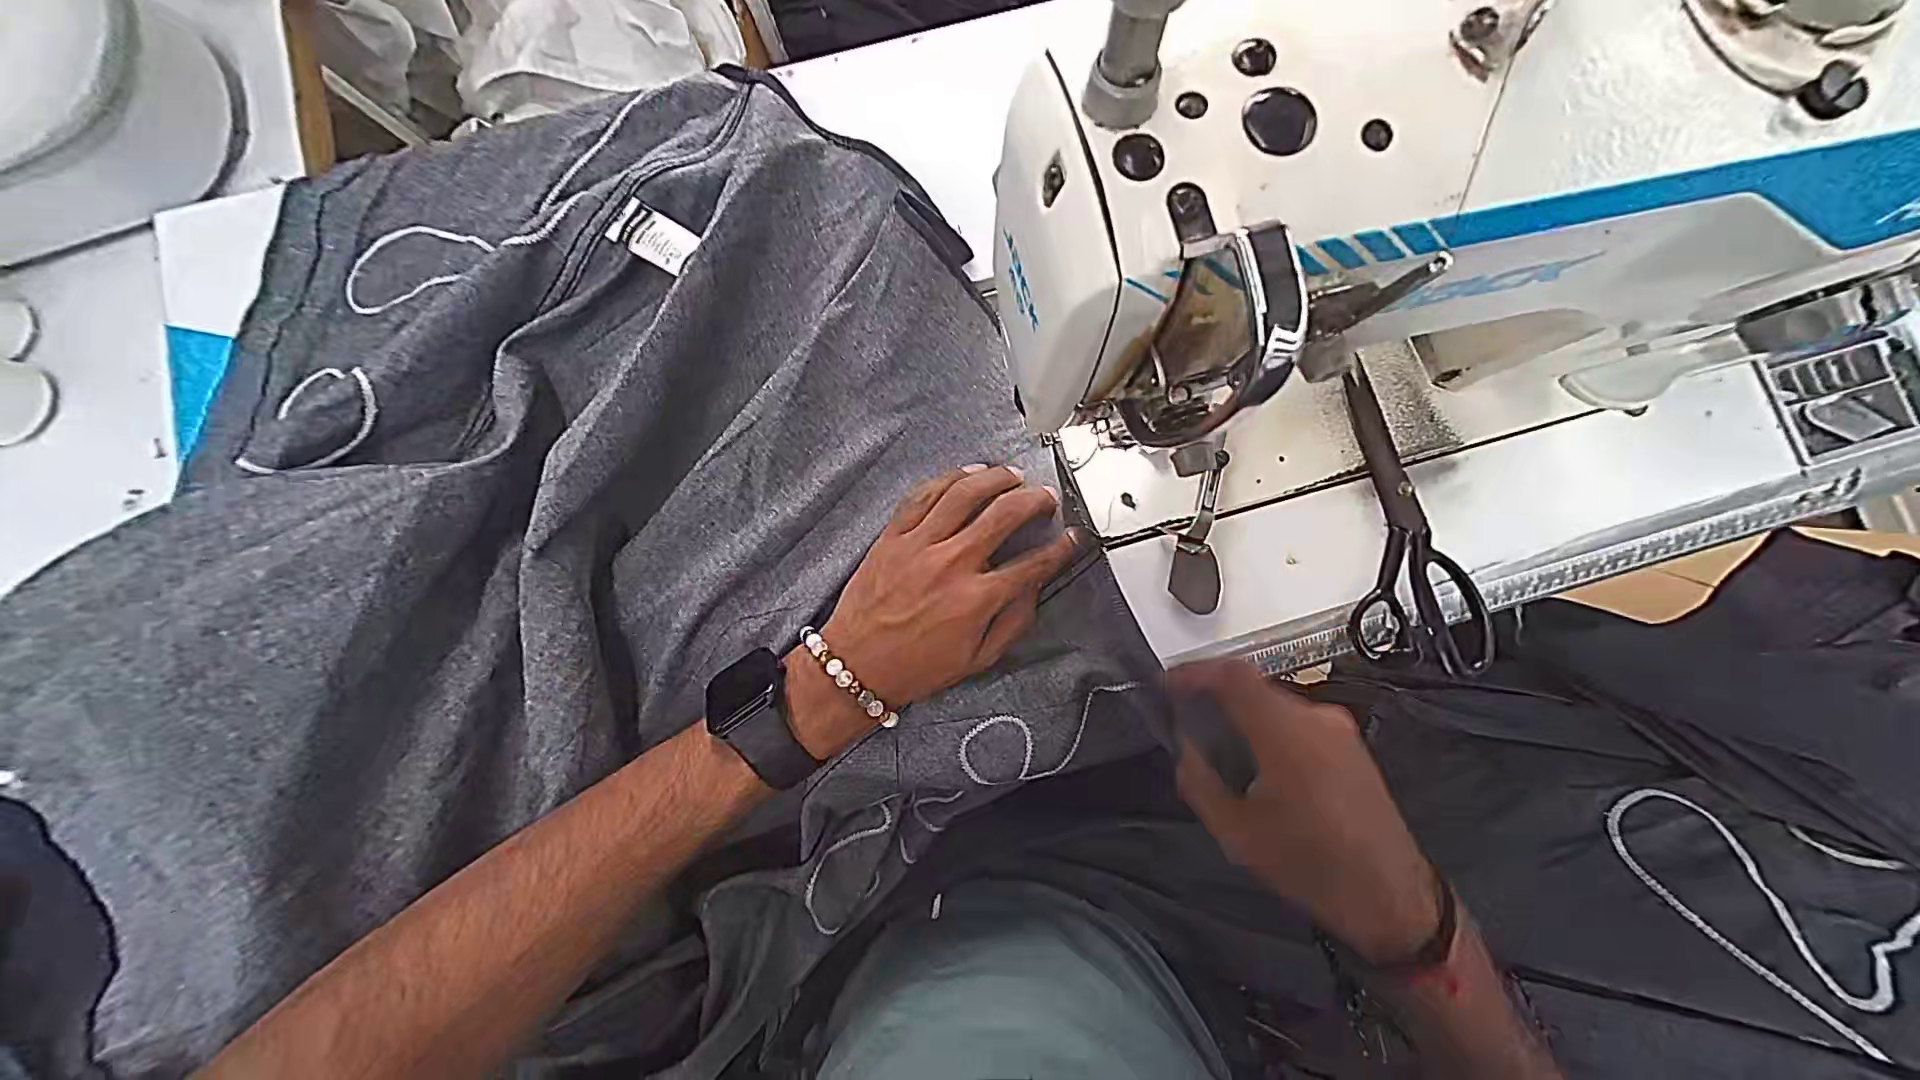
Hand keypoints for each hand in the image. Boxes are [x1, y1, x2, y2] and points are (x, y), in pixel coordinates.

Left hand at [786, 465, 1083, 755]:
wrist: (857, 665)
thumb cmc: (914, 666)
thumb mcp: (977, 658)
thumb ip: (1013, 622)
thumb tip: (1034, 589)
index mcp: (975, 599)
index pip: (1033, 563)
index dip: (1061, 547)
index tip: (1070, 538)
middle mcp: (950, 565)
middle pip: (1004, 513)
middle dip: (1035, 499)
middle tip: (1045, 497)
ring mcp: (919, 546)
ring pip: (964, 493)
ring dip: (995, 478)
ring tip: (1011, 476)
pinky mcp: (893, 536)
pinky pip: (922, 495)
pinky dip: (948, 479)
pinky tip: (965, 475)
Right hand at [1170, 659, 1440, 964]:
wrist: (1391, 898)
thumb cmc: (1314, 867)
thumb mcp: (1234, 830)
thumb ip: (1197, 778)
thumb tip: (1187, 748)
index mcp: (1285, 735)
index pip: (1232, 675)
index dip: (1193, 672)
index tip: (1170, 682)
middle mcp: (1316, 721)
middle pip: (1251, 686)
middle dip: (1215, 698)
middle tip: (1191, 720)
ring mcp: (1338, 731)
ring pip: (1273, 703)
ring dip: (1242, 715)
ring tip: (1224, 751)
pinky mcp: (1350, 745)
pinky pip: (1296, 720)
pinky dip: (1268, 729)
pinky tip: (1260, 766)